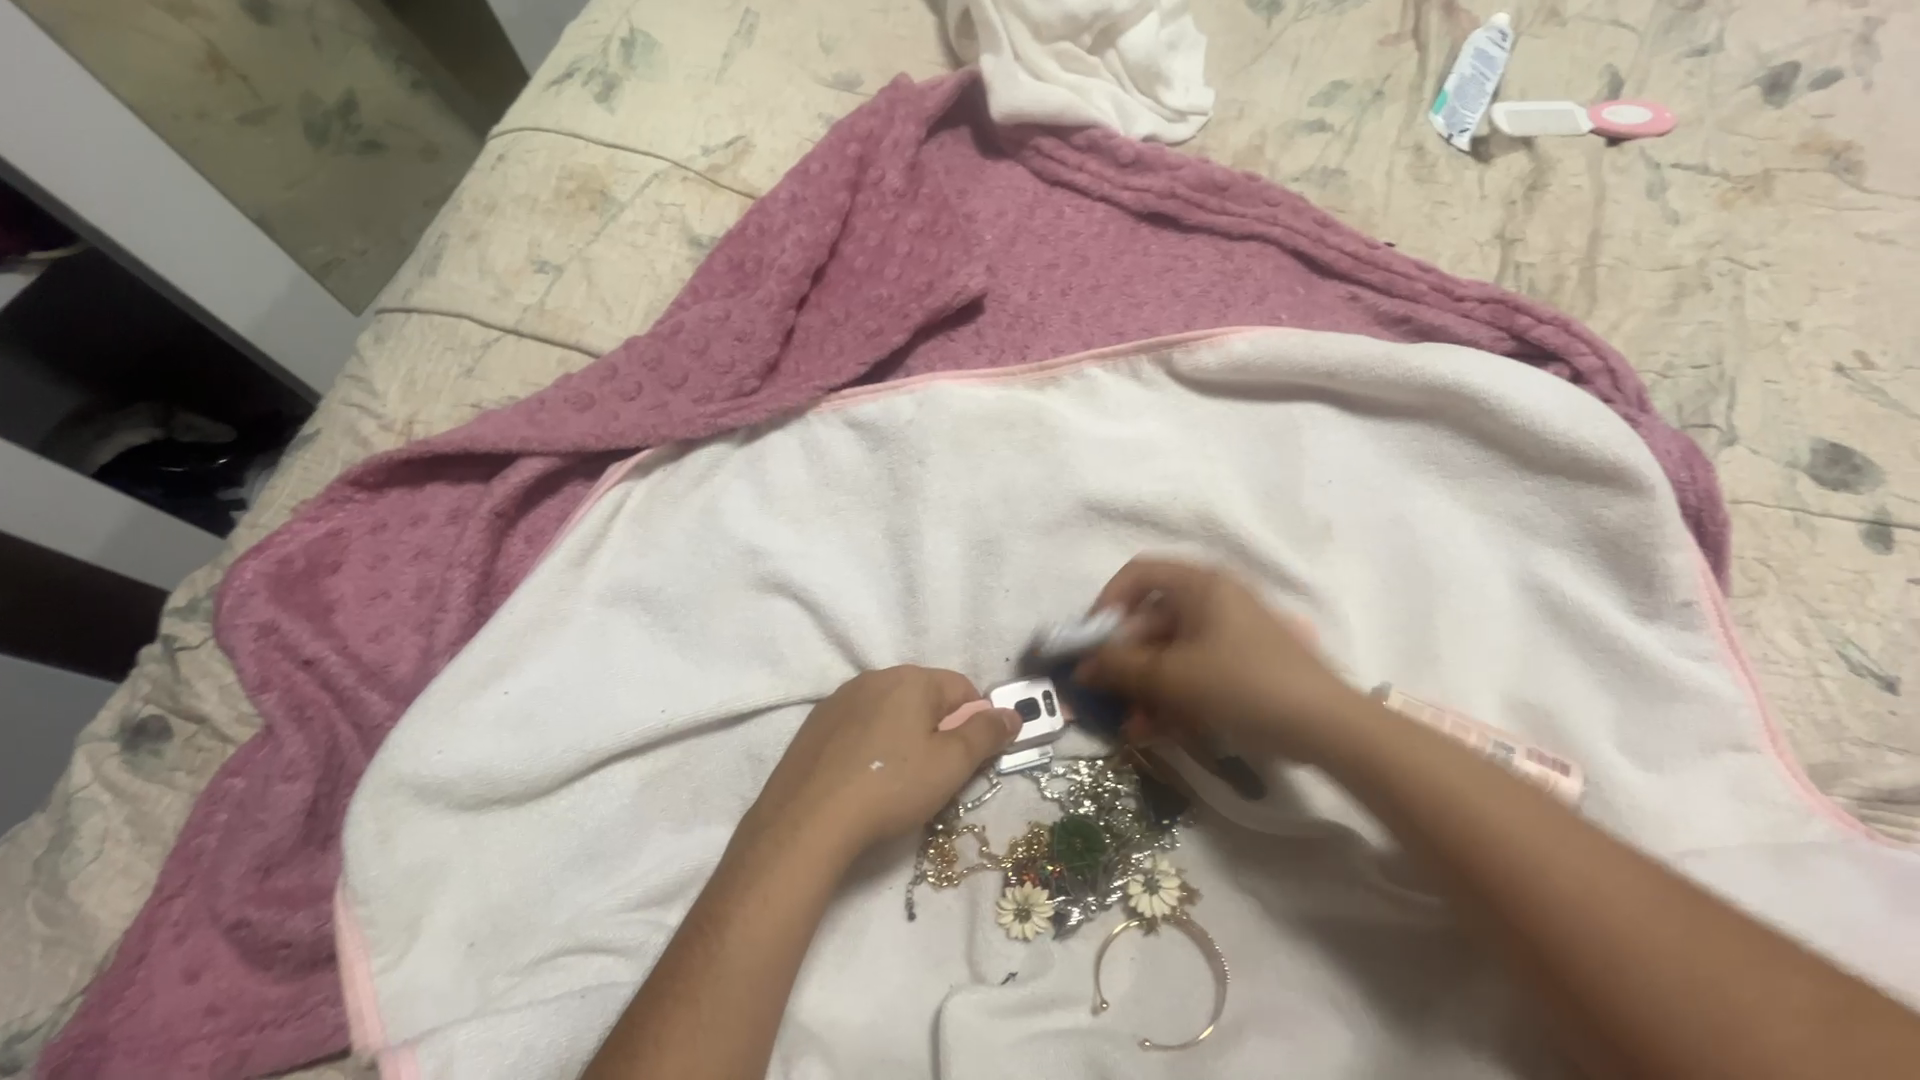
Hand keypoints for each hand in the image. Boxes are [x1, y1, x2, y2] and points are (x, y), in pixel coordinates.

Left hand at [746, 666, 1019, 858]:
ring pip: (888, 712)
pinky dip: (869, 746)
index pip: (962, 688)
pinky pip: (857, 728)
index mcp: (911, 679)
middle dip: (937, 728)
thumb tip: (1011, 713)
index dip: (976, 722)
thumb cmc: (891, 788)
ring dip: (902, 737)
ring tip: (897, 782)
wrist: (807, 821)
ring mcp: (838, 700)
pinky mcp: (814, 726)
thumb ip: (986, 733)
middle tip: (935, 774)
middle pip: (923, 697)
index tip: (970, 759)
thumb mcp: (951, 765)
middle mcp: (874, 678)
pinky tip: (863, 780)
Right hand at [1074, 557, 1365, 762]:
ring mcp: (1230, 634)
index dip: (1107, 604)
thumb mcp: (1174, 677)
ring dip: (1146, 688)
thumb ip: (1120, 668)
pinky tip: (1159, 730)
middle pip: (1152, 620)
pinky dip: (1174, 697)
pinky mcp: (1242, 666)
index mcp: (1201, 585)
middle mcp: (1215, 600)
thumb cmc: (1245, 685)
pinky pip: (1195, 672)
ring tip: (1134, 725)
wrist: (1328, 727)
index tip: (1092, 644)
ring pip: (1171, 653)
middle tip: (1109, 697)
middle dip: (1125, 661)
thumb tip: (1080, 668)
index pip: (1138, 574)